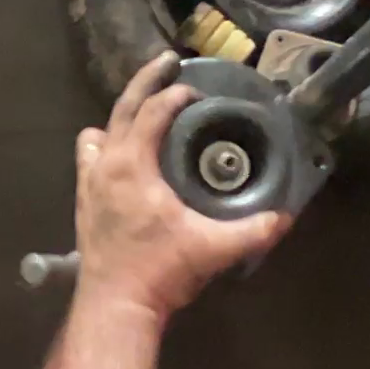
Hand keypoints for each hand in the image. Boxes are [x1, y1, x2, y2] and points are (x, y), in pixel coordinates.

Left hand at [73, 53, 291, 320]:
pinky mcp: (83, 199)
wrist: (116, 305)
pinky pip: (88, 156)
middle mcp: (106, 165)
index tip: (195, 91)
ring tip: (147, 112)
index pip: (152, 113)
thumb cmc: (161, 272)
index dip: (174, 96)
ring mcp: (89, 181)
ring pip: (99, 130)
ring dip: (122, 115)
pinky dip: (104, 144)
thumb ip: (253, 231)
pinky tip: (123, 153)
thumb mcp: (213, 249)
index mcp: (132, 167)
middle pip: (122, 107)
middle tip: (167, 62)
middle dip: (146, 81)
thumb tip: (286, 217)